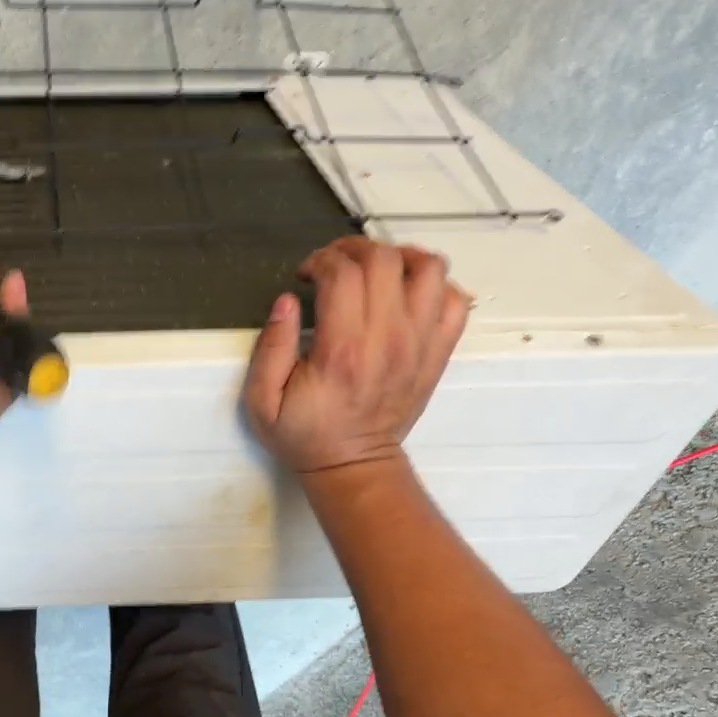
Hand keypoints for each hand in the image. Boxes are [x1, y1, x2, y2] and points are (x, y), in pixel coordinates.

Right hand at [244, 236, 468, 476]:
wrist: (353, 466)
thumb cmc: (304, 435)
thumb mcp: (261, 402)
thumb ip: (269, 349)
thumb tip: (286, 301)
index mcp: (341, 350)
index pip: (343, 274)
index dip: (320, 261)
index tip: (305, 276)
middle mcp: (388, 339)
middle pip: (385, 260)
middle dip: (354, 250)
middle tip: (334, 265)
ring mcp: (420, 343)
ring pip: (429, 268)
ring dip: (399, 257)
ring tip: (374, 270)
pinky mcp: (438, 351)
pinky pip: (456, 299)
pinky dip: (434, 285)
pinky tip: (406, 293)